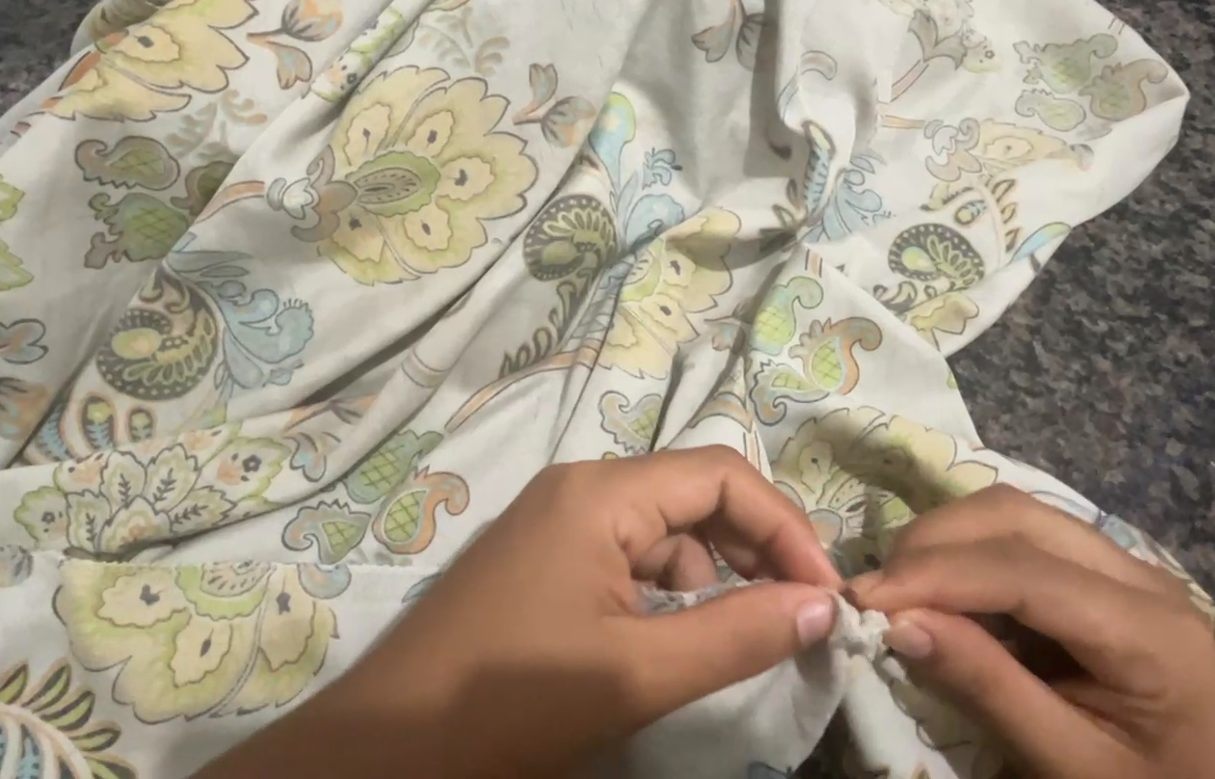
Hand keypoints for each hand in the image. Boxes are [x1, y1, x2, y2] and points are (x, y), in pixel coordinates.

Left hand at [210, 447, 842, 778]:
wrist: (390, 742)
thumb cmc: (513, 699)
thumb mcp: (637, 672)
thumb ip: (737, 635)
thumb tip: (821, 605)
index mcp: (601, 493)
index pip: (718, 473)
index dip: (783, 523)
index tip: (823, 592)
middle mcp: (579, 486)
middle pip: (691, 491)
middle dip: (753, 543)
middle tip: (798, 610)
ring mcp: (556, 517)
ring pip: (661, 524)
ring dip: (712, 567)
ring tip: (740, 628)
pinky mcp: (543, 552)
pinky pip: (626, 549)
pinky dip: (666, 583)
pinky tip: (674, 631)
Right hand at [845, 486, 1214, 778]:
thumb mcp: (1072, 769)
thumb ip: (988, 689)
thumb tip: (896, 622)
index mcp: (1153, 632)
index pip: (1021, 571)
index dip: (933, 575)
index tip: (861, 598)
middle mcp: (1141, 576)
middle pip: (1013, 515)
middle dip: (931, 542)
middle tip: (875, 592)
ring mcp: (1122, 566)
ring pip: (1009, 511)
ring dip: (943, 540)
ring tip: (899, 590)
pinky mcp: (1098, 572)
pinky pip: (1016, 534)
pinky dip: (964, 552)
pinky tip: (940, 592)